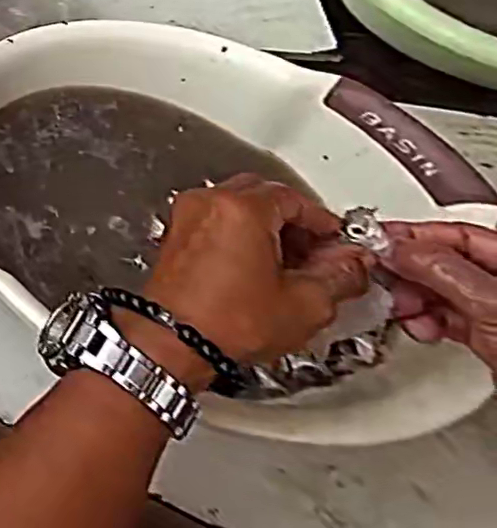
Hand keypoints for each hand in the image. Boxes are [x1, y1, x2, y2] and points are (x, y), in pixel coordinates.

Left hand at [144, 174, 370, 365]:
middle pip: (259, 194)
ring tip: (296, 265)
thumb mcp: (309, 300)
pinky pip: (215, 219)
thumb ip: (339, 272)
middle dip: (295, 220)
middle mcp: (203, 204)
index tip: (342, 244)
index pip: (290, 196)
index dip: (324, 221)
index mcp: (236, 210)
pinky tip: (262, 266)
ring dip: (268, 226)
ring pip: (235, 205)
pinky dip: (241, 233)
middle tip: (323, 253)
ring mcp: (184, 216)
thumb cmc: (229, 318)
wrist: (176, 333)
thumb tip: (352, 259)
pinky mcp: (175, 232)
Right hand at [382, 221, 496, 370]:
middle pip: (440, 262)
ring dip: (408, 298)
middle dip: (405, 272)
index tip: (371, 243)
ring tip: (405, 311)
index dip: (411, 236)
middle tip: (384, 281)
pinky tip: (420, 327)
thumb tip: (391, 245)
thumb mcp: (494, 306)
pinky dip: (422, 319)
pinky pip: (441, 315)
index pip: (458, 235)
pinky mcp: (489, 336)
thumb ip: (442, 270)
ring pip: (435, 289)